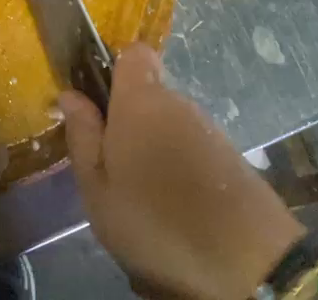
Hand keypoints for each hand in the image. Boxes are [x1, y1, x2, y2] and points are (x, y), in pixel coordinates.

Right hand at [59, 45, 304, 299]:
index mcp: (141, 100)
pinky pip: (192, 149)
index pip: (133, 53)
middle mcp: (178, 103)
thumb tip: (70, 94)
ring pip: (170, 125)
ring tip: (144, 198)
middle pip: (149, 96)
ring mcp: (209, 129)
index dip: (115, 70)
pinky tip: (175, 208)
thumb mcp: (98, 189)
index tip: (99, 104)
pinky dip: (180, 169)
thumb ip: (82, 136)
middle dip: (130, 122)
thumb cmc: (155, 221)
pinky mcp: (231, 157)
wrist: (247, 264)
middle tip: (114, 168)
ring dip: (155, 150)